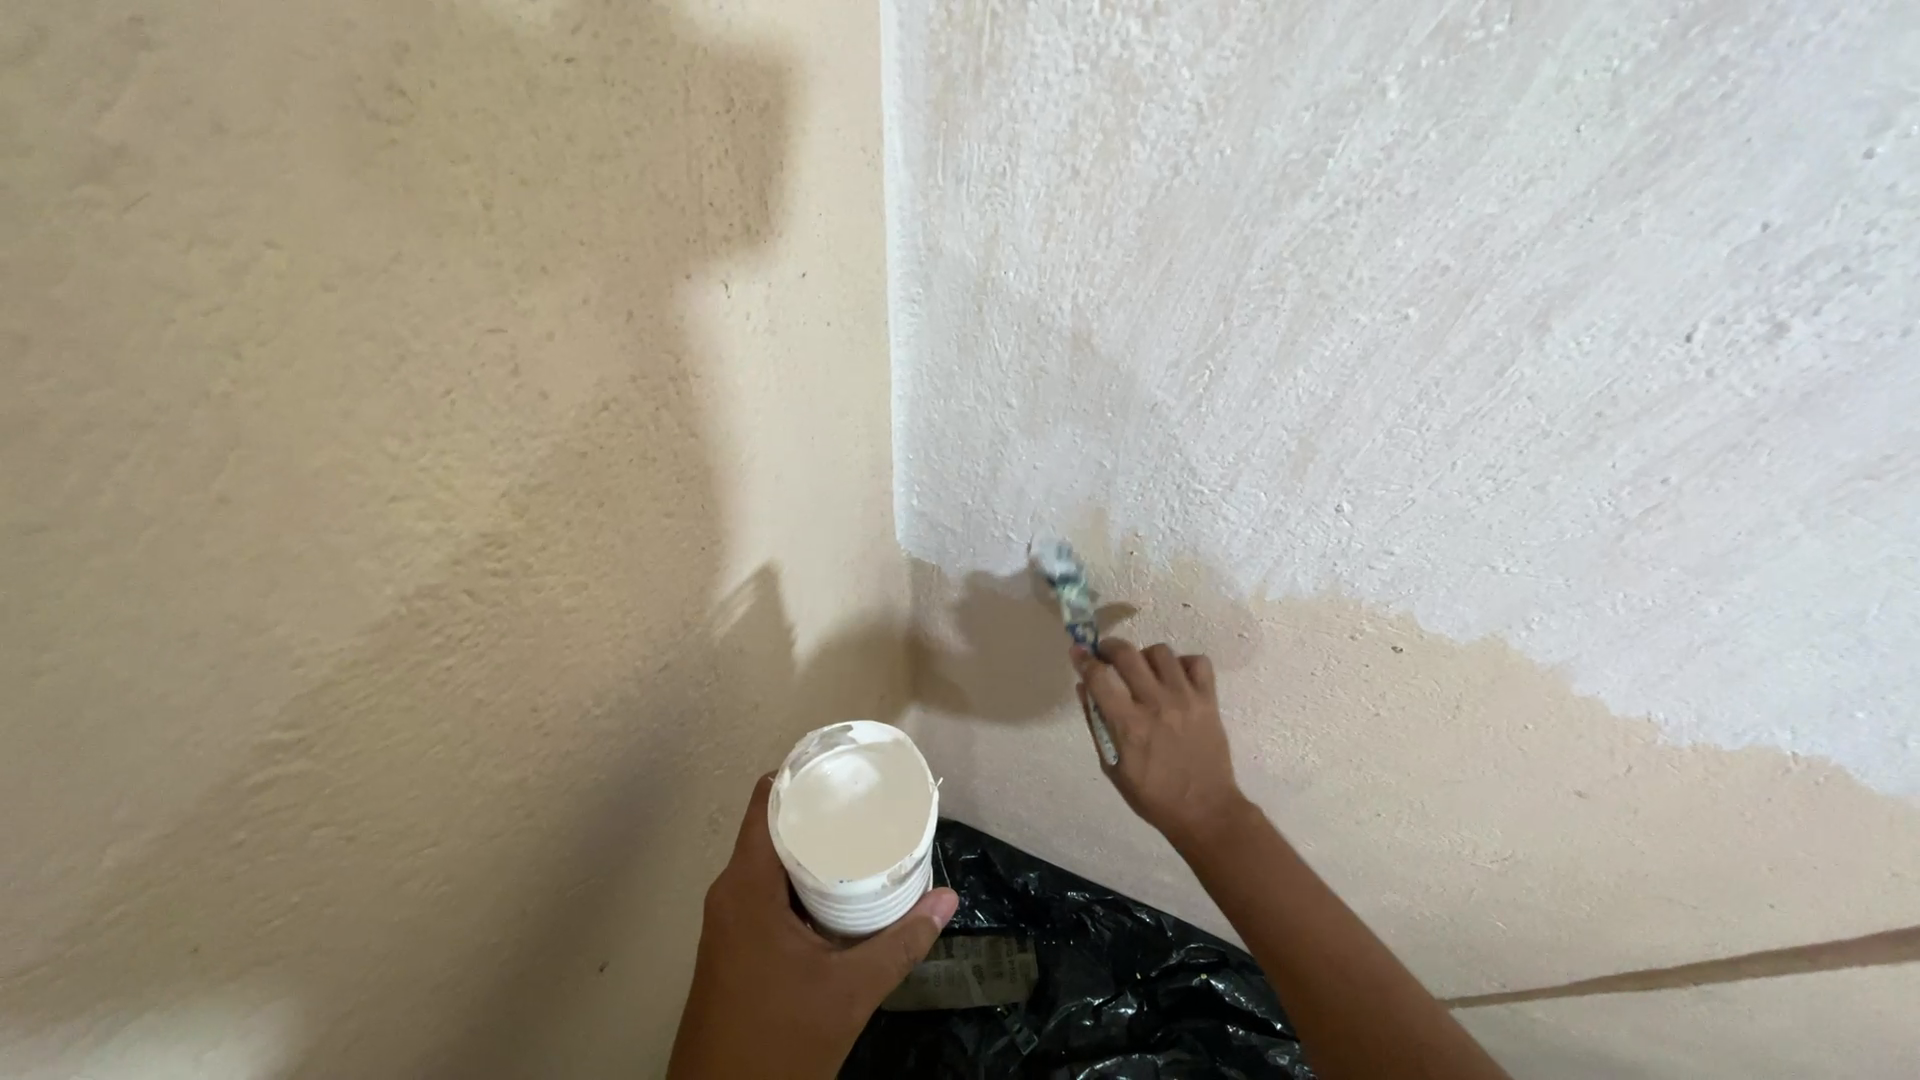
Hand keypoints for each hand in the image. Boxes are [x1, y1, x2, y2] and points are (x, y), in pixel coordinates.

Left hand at [666, 776, 959, 1078]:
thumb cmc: (779, 1040)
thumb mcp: (849, 991)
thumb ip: (901, 942)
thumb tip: (947, 899)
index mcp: (747, 887)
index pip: (767, 800)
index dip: (803, 772)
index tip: (845, 760)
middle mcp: (730, 892)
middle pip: (772, 825)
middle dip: (820, 807)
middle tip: (870, 796)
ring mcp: (729, 919)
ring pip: (770, 858)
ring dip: (811, 843)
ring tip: (862, 831)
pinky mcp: (734, 942)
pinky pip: (766, 887)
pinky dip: (800, 875)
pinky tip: (838, 883)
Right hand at [1073, 640, 1251, 847]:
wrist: (1205, 810)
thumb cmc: (1152, 796)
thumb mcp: (1113, 767)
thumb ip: (1097, 724)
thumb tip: (1084, 688)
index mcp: (1129, 725)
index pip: (1099, 677)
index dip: (1083, 659)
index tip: (1078, 652)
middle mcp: (1156, 705)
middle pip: (1127, 654)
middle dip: (1109, 647)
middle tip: (1105, 654)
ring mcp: (1186, 700)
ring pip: (1161, 653)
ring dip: (1145, 656)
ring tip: (1143, 670)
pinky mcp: (1209, 701)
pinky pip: (1198, 663)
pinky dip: (1183, 664)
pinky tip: (1175, 678)